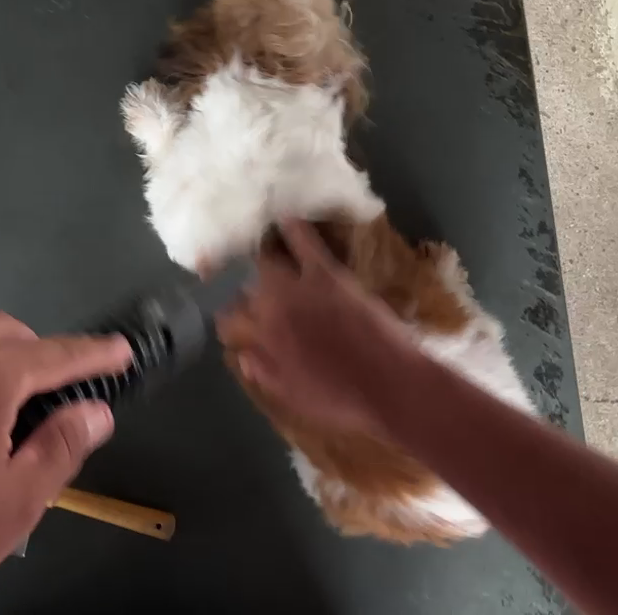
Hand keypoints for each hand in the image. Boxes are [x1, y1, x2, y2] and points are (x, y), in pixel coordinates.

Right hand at [217, 219, 421, 437]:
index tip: (231, 316)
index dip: (228, 316)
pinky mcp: (327, 274)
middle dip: (237, 283)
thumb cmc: (342, 400)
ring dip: (257, 257)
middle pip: (244, 287)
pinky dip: (295, 229)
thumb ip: (264, 373)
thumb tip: (242, 355)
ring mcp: (299, 288)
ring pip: (266, 263)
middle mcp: (272, 309)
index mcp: (263, 339)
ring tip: (253, 248)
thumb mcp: (294, 397)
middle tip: (241, 281)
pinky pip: (305, 244)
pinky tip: (287, 218)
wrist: (390, 385)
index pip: (230, 319)